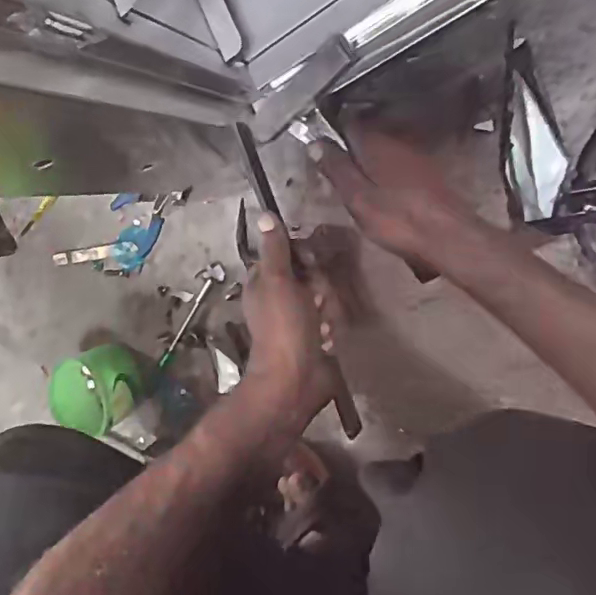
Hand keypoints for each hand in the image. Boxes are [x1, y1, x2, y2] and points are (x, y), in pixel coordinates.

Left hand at [238, 212, 338, 430]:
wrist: (296, 380)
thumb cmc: (283, 327)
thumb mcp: (277, 281)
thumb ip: (275, 248)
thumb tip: (264, 214)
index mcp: (263, 283)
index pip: (289, 254)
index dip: (303, 258)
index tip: (310, 268)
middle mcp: (280, 298)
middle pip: (312, 275)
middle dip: (320, 289)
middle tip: (315, 304)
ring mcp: (298, 319)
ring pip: (326, 297)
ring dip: (328, 311)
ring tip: (322, 328)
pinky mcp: (316, 337)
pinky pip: (332, 320)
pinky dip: (332, 330)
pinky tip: (327, 340)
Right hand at [311, 127, 485, 266]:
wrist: (449, 237)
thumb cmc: (398, 219)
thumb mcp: (357, 197)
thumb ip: (336, 168)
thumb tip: (315, 142)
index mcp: (375, 143)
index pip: (347, 122)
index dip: (330, 133)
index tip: (319, 150)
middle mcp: (396, 142)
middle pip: (366, 137)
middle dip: (349, 150)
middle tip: (333, 174)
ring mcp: (416, 157)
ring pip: (383, 153)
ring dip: (368, 164)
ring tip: (355, 187)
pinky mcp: (428, 175)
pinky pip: (397, 167)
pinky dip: (385, 175)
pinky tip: (381, 194)